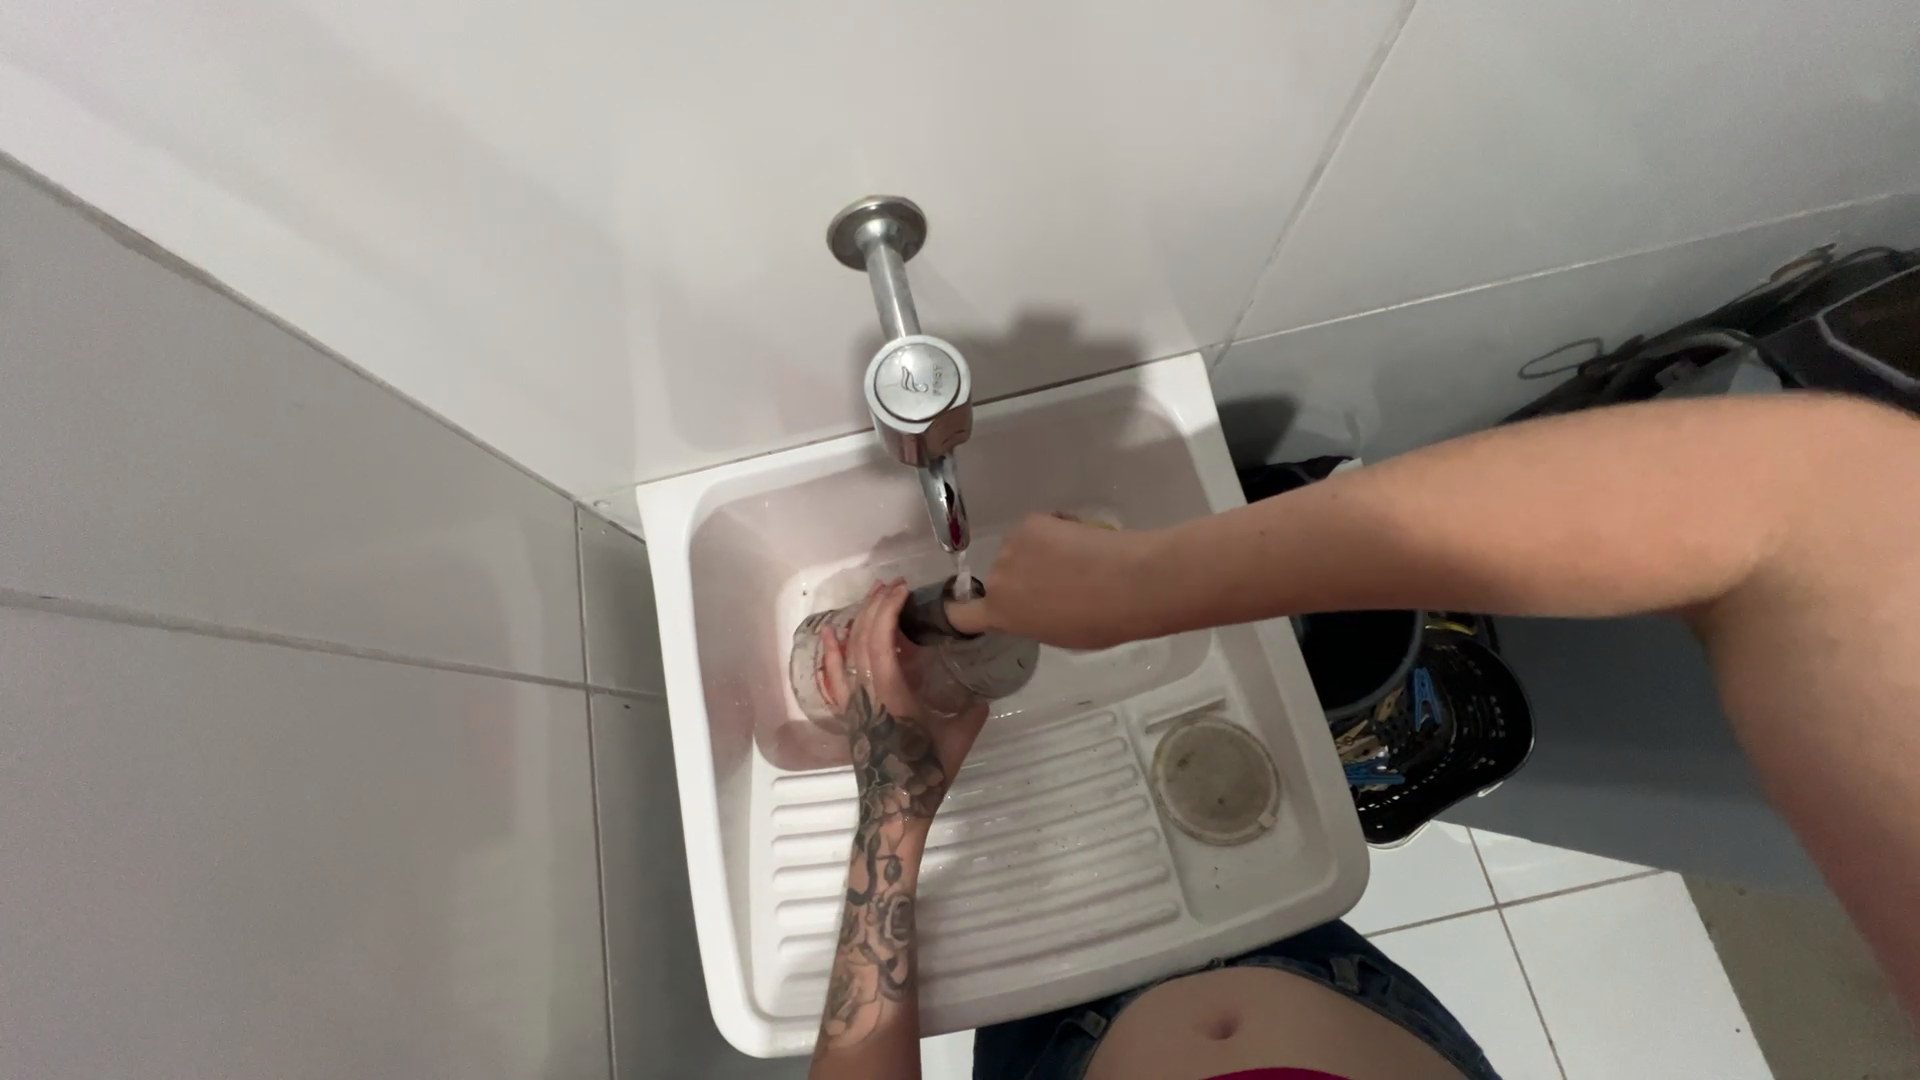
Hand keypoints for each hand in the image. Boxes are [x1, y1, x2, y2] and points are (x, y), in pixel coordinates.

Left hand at [816, 580, 987, 820]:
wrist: (894, 808)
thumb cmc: (926, 774)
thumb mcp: (958, 738)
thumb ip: (972, 712)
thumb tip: (983, 694)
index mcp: (892, 693)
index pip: (882, 639)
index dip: (890, 609)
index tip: (904, 590)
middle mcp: (866, 692)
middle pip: (863, 638)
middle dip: (876, 606)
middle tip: (894, 585)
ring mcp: (854, 702)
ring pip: (849, 651)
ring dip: (860, 620)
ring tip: (873, 597)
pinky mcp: (849, 712)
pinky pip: (835, 675)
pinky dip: (833, 650)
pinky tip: (832, 632)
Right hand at [945, 513, 1159, 648]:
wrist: (1130, 583)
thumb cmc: (1101, 621)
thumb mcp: (1058, 634)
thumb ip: (1032, 620)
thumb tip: (1033, 605)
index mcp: (1002, 615)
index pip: (960, 615)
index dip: (960, 610)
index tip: (970, 607)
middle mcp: (998, 579)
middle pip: (1000, 578)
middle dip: (1021, 578)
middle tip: (1059, 583)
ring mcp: (1013, 546)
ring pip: (1018, 550)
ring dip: (1036, 553)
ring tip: (1075, 561)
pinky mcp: (1033, 521)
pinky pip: (1037, 528)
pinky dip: (1053, 531)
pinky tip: (1079, 540)